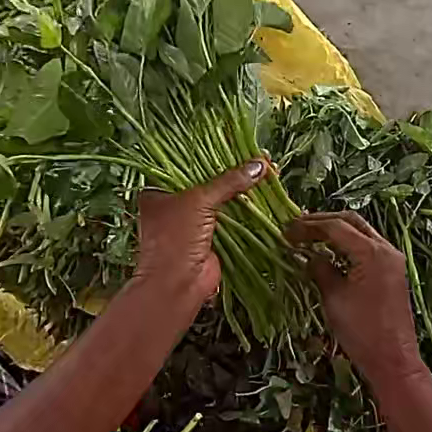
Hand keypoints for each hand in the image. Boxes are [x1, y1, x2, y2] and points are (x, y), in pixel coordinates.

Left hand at [133, 159, 268, 303]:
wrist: (177, 285)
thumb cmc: (175, 239)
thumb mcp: (198, 201)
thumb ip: (228, 181)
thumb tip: (259, 165)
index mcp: (161, 191)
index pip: (192, 164)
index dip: (218, 154)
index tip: (243, 146)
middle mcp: (177, 204)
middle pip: (212, 182)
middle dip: (237, 172)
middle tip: (263, 160)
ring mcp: (196, 222)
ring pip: (225, 200)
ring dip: (246, 190)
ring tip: (270, 174)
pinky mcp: (214, 237)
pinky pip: (235, 218)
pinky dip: (250, 210)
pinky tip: (267, 197)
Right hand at [286, 211, 428, 386]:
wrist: (393, 359)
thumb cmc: (361, 331)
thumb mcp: (334, 298)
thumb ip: (320, 270)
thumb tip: (308, 255)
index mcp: (372, 252)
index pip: (336, 227)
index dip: (308, 227)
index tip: (285, 231)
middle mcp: (386, 249)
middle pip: (351, 222)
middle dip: (322, 222)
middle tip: (296, 227)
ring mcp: (392, 260)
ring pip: (361, 233)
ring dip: (335, 232)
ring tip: (308, 237)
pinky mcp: (392, 272)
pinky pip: (367, 248)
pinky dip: (347, 246)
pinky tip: (328, 253)